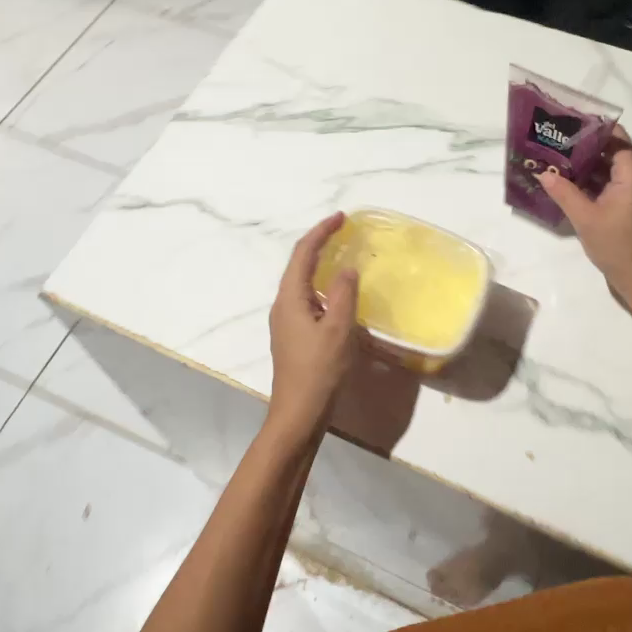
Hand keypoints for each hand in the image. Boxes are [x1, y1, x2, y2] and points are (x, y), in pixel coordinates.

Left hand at [267, 212, 360, 428]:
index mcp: (290, 298)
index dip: (321, 232)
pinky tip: (340, 295)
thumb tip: (347, 268)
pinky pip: (308, 299)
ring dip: (320, 264)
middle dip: (319, 243)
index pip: (303, 253)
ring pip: (303, 282)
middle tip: (344, 231)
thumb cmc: (318, 370)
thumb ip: (344, 294)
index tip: (342, 218)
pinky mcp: (294, 336)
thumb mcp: (338, 330)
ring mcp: (286, 322)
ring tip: (344, 255)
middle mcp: (283, 305)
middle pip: (299, 264)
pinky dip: (323, 286)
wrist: (298, 413)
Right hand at [537, 135, 631, 300]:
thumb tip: (542, 172)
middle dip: (581, 144)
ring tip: (551, 156)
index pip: (614, 137)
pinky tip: (562, 179)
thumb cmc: (617, 245)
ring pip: (603, 167)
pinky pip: (602, 182)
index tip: (566, 122)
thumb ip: (564, 192)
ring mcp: (627, 191)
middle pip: (607, 150)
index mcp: (631, 173)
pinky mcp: (621, 204)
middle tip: (551, 139)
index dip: (592, 127)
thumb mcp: (585, 217)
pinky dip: (585, 179)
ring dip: (581, 163)